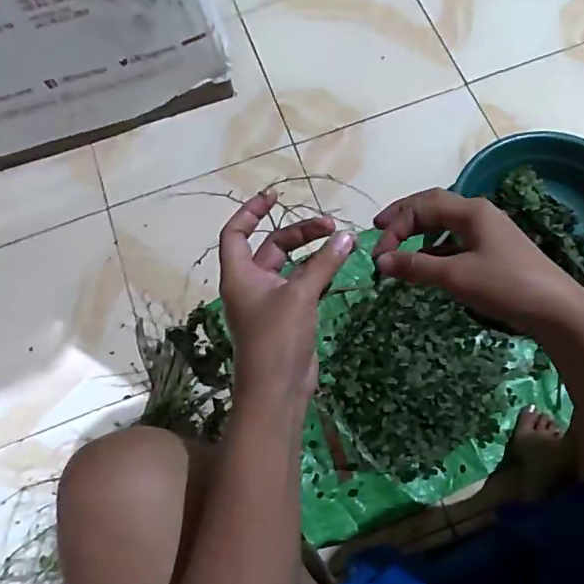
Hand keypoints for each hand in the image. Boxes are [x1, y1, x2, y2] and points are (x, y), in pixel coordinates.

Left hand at [218, 191, 354, 404]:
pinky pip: (301, 287)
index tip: (275, 195)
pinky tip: (337, 269)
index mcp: (239, 275)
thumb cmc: (277, 338)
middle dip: (298, 232)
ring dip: (312, 254)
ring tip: (340, 244)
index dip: (251, 211)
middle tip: (330, 227)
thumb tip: (347, 237)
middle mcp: (250, 285)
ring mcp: (269, 303)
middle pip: (270, 246)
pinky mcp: (287, 318)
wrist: (278, 388)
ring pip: (289, 267)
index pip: (236, 233)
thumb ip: (323, 263)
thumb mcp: (300, 295)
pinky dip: (317, 275)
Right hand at [370, 188, 583, 338]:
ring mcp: (488, 233)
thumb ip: (415, 266)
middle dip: (403, 219)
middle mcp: (478, 215)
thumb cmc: (505, 285)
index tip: (379, 254)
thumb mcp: (455, 276)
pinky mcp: (493, 252)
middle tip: (379, 232)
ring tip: (398, 249)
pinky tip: (425, 265)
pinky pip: (455, 243)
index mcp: (471, 212)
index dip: (395, 224)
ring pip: (444, 225)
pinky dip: (434, 250)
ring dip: (418, 234)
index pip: (422, 205)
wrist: (555, 309)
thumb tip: (382, 261)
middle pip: (432, 207)